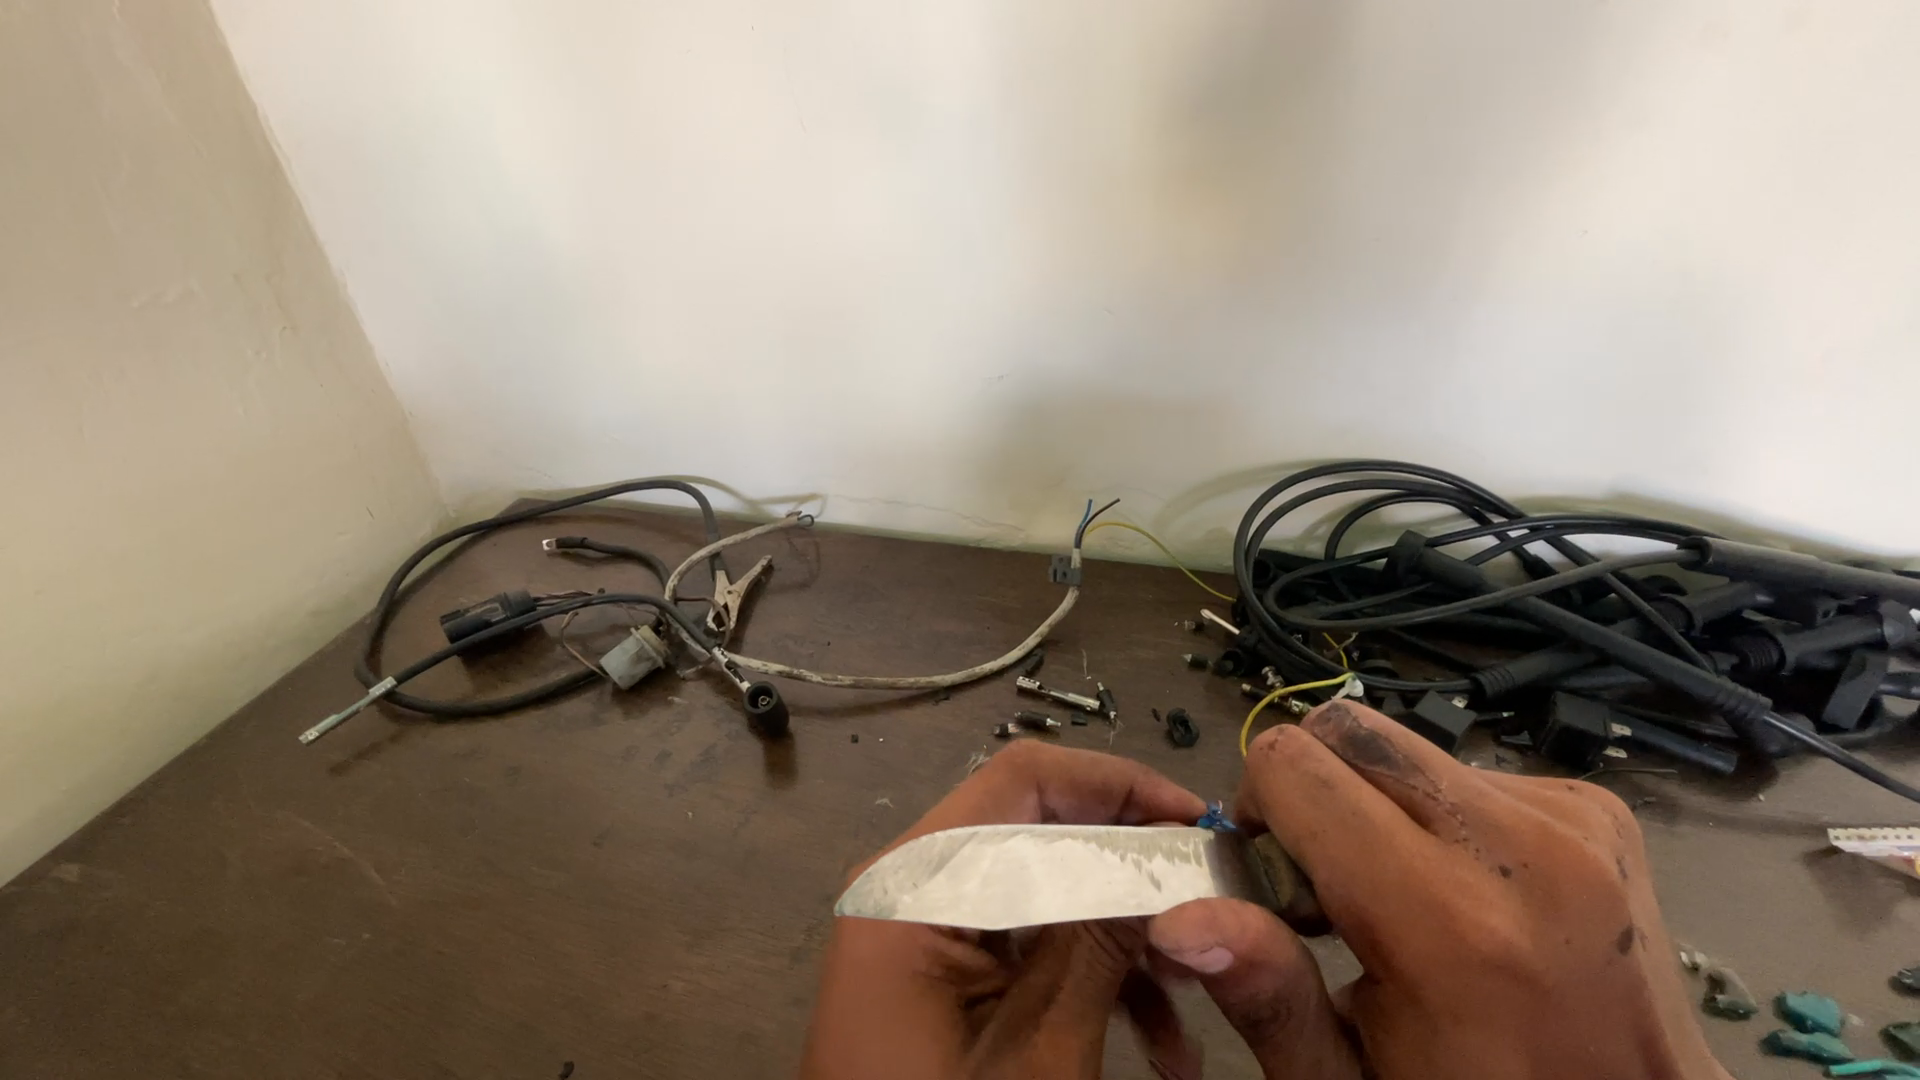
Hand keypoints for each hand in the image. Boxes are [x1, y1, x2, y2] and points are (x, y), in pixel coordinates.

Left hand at [800, 741, 1206, 1079]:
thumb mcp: (1039, 1048)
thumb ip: (1099, 942)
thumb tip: (1169, 863)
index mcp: (913, 882)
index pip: (1021, 782)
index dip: (1113, 782)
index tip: (1190, 815)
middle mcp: (910, 880)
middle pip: (1033, 827)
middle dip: (1126, 860)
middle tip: (1205, 889)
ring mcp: (922, 918)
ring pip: (1038, 884)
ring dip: (1117, 926)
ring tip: (1193, 984)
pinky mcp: (938, 956)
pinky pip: (1020, 931)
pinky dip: (1083, 963)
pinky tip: (1153, 1026)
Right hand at [1147, 700, 1731, 1079]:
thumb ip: (1266, 993)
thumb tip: (1177, 920)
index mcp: (1450, 922)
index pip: (1293, 764)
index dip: (1259, 807)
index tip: (1277, 877)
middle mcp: (1520, 844)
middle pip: (1341, 731)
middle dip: (1310, 790)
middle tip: (1329, 880)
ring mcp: (1571, 817)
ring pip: (1394, 744)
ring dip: (1369, 799)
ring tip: (1403, 891)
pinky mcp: (1596, 807)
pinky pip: (1456, 765)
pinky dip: (1430, 810)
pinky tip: (1461, 884)